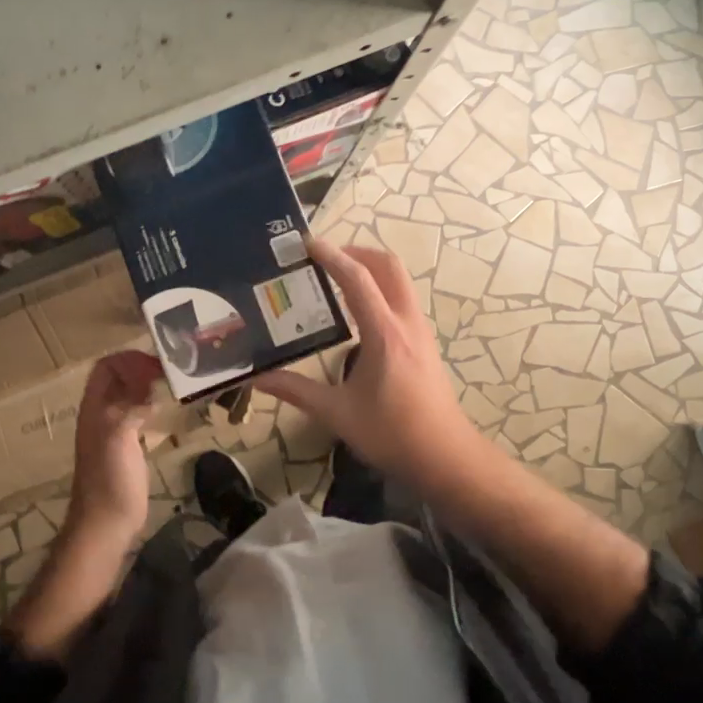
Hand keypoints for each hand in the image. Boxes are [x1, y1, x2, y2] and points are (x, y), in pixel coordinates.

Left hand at [65, 350, 163, 543]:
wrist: (106, 524)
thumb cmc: (109, 480)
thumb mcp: (117, 436)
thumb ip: (129, 406)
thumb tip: (150, 385)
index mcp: (94, 408)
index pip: (106, 367)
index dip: (128, 360)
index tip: (156, 366)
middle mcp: (102, 414)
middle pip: (118, 379)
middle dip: (141, 369)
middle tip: (171, 373)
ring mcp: (114, 431)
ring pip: (129, 396)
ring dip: (148, 387)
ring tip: (174, 386)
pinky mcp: (127, 447)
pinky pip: (138, 415)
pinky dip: (152, 407)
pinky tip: (169, 412)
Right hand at [255, 240, 485, 490]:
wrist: (445, 458)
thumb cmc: (392, 434)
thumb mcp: (338, 414)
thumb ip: (296, 391)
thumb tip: (257, 378)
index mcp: (384, 334)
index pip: (358, 280)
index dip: (332, 256)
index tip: (307, 244)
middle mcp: (406, 323)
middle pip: (388, 267)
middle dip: (355, 253)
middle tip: (322, 258)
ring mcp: (419, 331)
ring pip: (398, 281)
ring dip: (369, 270)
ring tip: (333, 279)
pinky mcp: (423, 343)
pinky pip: (401, 300)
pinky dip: (378, 290)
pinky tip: (355, 312)